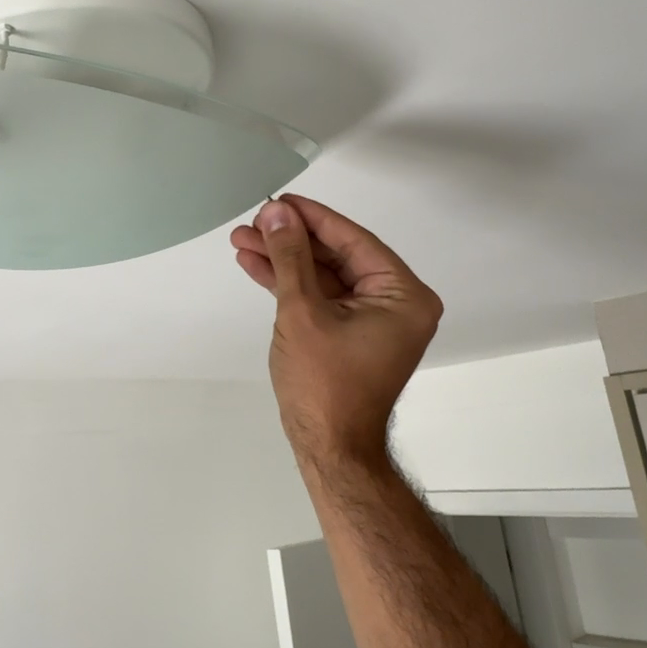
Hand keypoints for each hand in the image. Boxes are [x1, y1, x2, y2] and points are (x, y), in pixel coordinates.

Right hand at [230, 195, 443, 460]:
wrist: (328, 446)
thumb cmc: (323, 382)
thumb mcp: (302, 312)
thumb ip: (290, 257)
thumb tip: (276, 213)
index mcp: (403, 295)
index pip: (354, 241)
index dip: (313, 218)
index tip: (279, 201)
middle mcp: (396, 304)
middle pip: (337, 256)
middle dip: (291, 240)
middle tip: (253, 222)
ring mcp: (373, 322)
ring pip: (324, 278)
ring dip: (284, 261)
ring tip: (243, 241)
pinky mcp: (350, 335)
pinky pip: (322, 299)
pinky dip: (291, 286)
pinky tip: (257, 266)